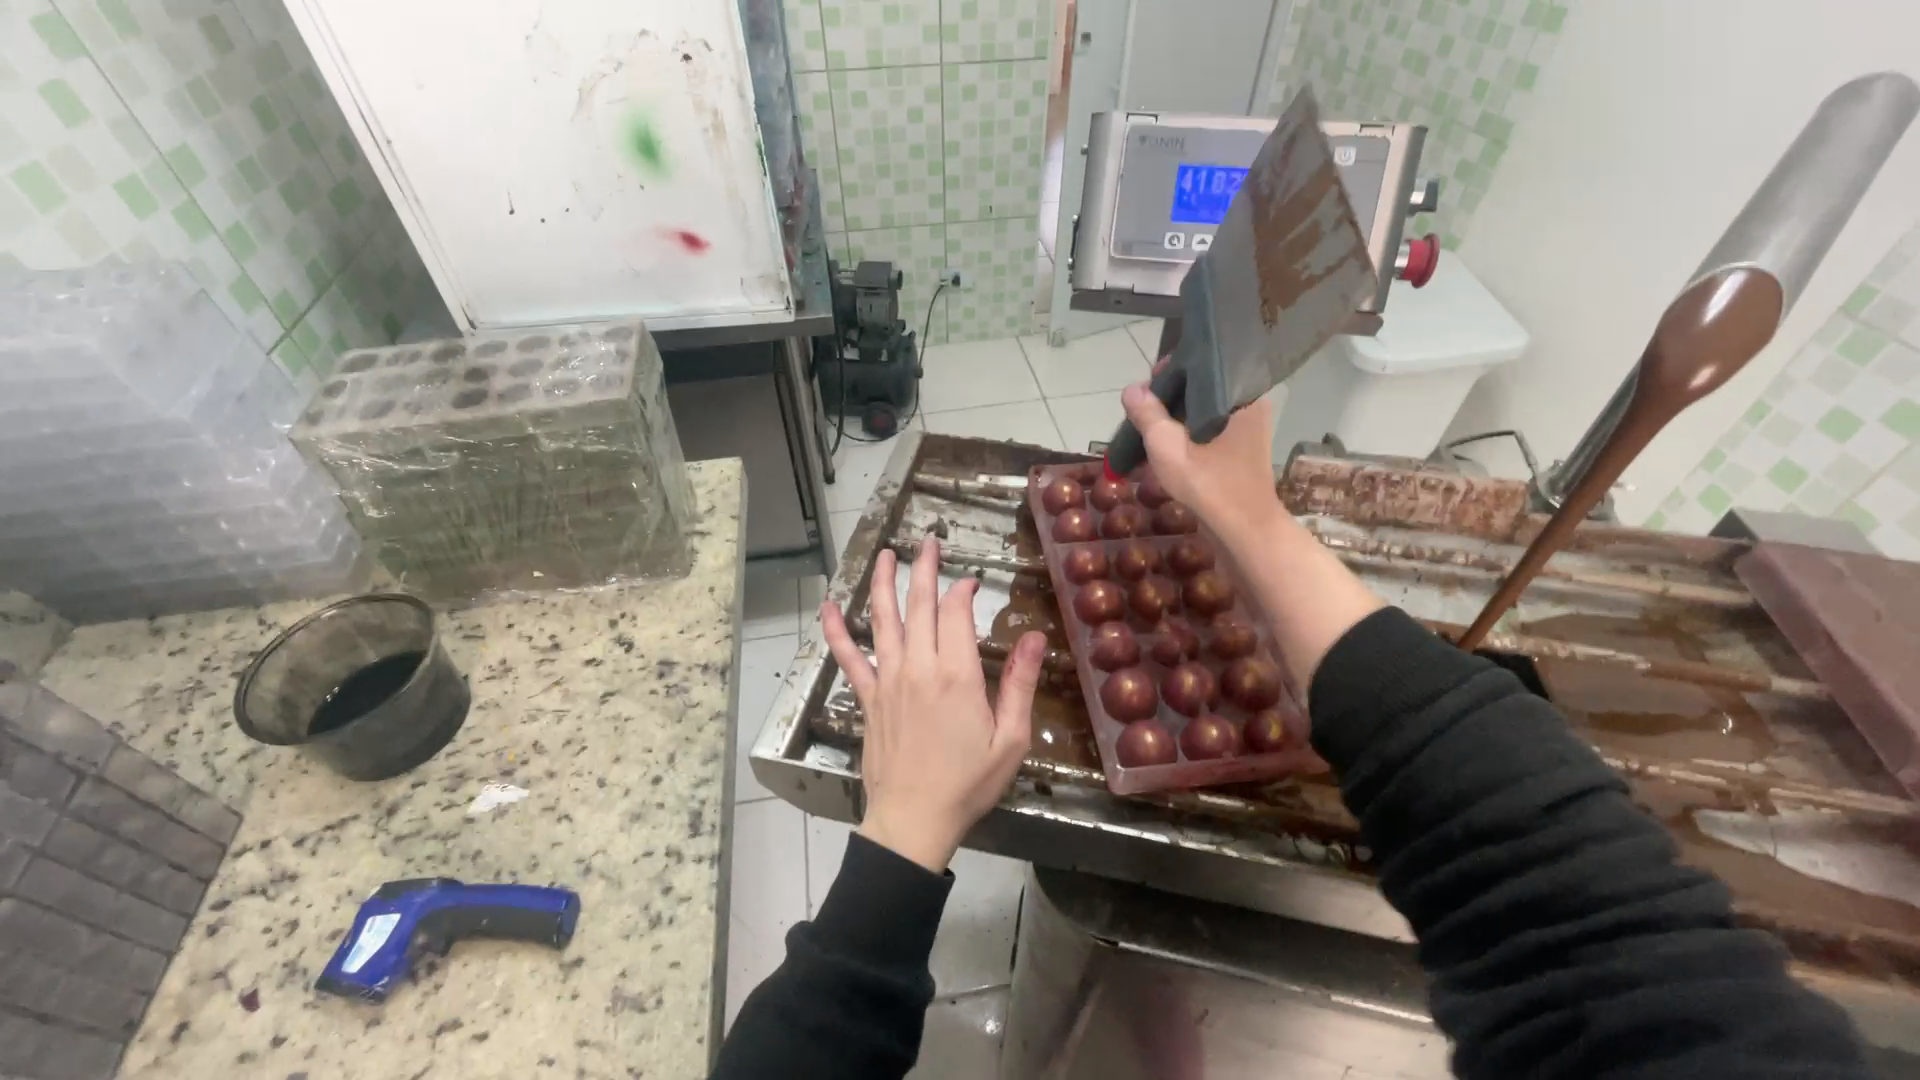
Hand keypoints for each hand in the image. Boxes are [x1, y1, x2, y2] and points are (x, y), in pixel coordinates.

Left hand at [819, 539, 1044, 872]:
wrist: (914, 819)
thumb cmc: (969, 782)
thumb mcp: (1011, 738)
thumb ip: (1021, 684)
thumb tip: (1035, 636)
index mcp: (957, 675)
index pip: (955, 613)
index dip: (962, 590)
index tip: (970, 582)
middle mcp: (918, 667)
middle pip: (919, 605)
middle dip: (924, 570)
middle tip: (928, 542)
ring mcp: (887, 680)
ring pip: (883, 620)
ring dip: (883, 583)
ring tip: (886, 554)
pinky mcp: (867, 698)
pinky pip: (848, 658)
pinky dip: (836, 631)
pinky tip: (827, 606)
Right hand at [1121, 380, 1284, 543]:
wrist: (1245, 529)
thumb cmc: (1210, 485)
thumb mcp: (1168, 447)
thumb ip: (1148, 415)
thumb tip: (1131, 389)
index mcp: (1239, 394)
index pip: (1201, 366)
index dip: (1170, 373)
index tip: (1145, 389)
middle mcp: (1250, 403)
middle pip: (1201, 388)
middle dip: (1170, 398)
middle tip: (1143, 413)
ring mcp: (1249, 426)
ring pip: (1205, 409)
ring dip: (1178, 417)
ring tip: (1150, 428)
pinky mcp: (1244, 446)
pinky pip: (1211, 427)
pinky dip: (1190, 432)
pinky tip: (1169, 444)